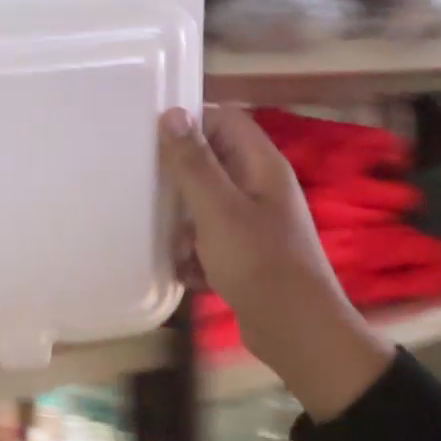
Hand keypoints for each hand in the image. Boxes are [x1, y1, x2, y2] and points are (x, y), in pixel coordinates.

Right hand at [160, 105, 394, 420]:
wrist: (293, 327)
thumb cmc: (257, 261)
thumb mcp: (218, 209)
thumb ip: (194, 163)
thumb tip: (172, 114)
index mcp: (261, 166)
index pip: (224, 121)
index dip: (190, 122)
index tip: (150, 138)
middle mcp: (260, 189)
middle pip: (212, 166)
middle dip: (180, 182)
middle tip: (147, 193)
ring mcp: (254, 224)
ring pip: (206, 209)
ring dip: (184, 227)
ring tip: (173, 246)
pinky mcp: (246, 257)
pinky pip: (210, 245)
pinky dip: (196, 257)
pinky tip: (188, 275)